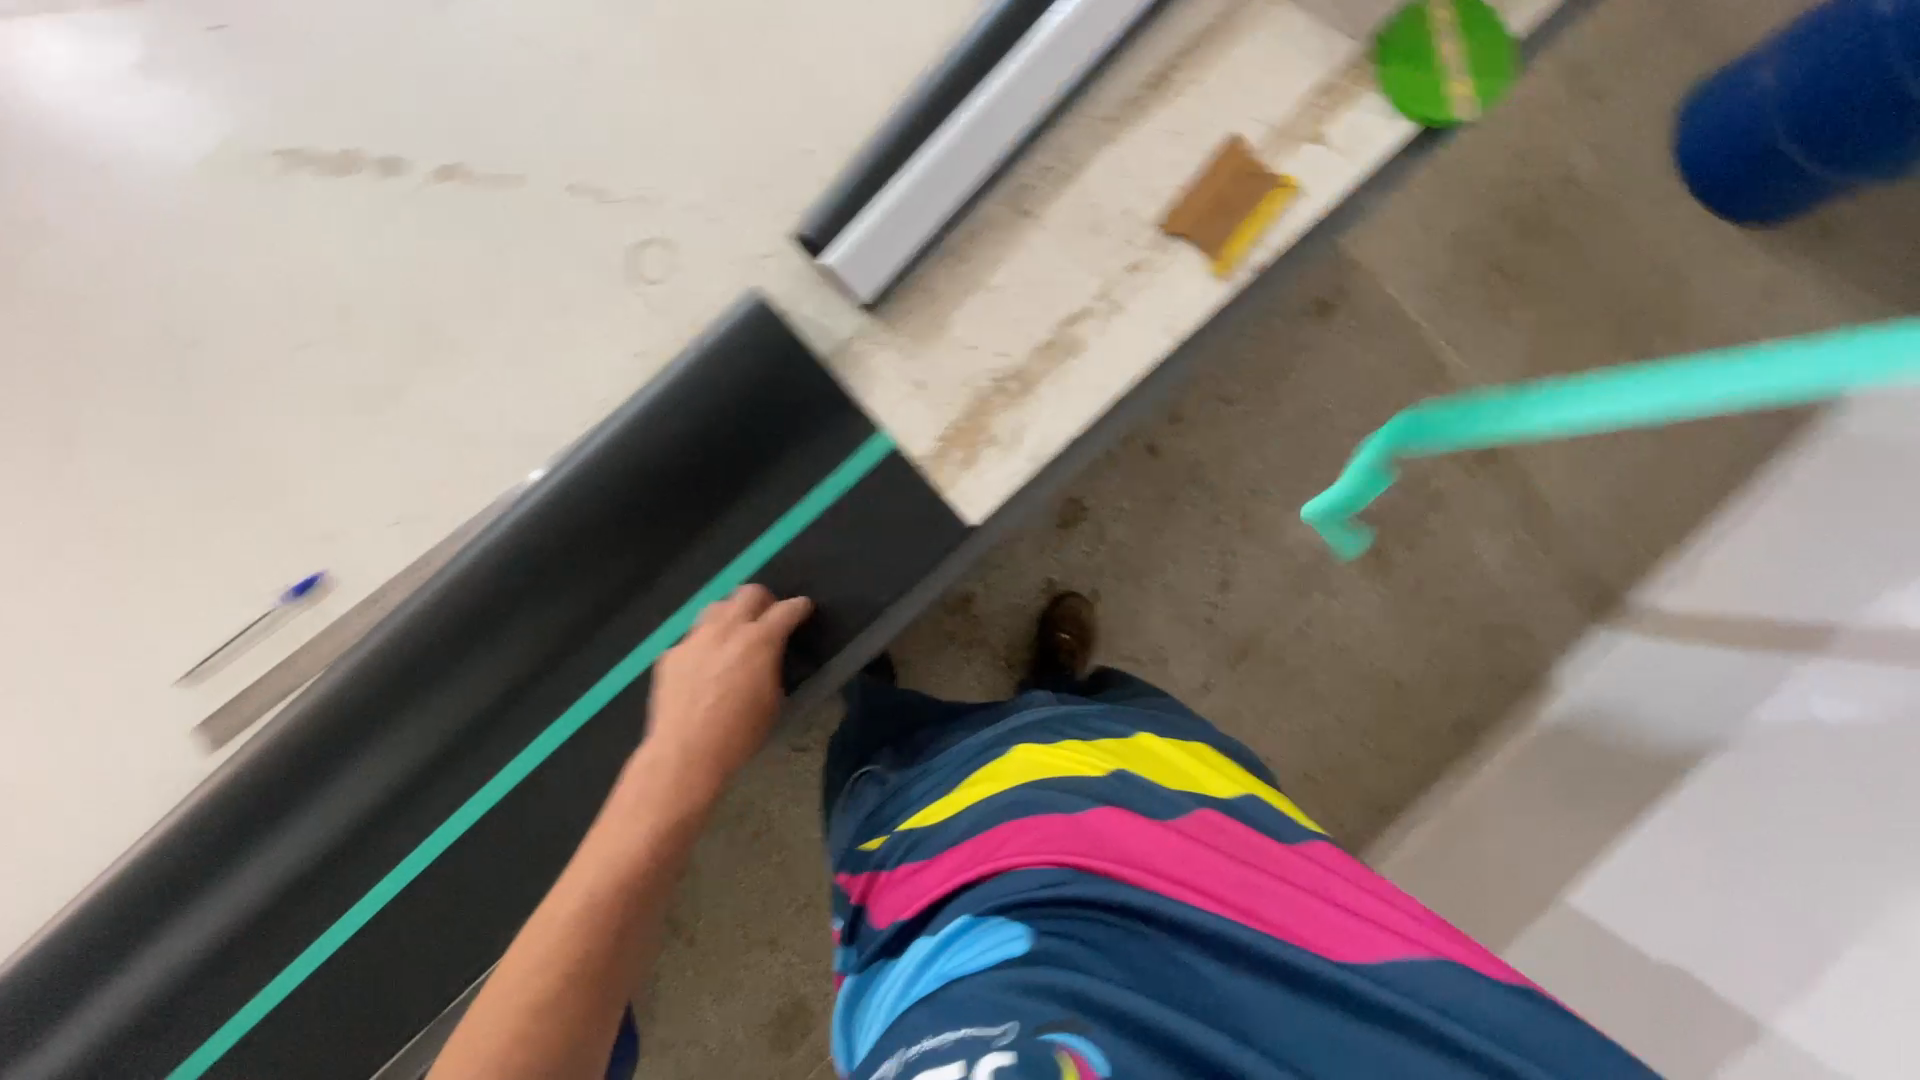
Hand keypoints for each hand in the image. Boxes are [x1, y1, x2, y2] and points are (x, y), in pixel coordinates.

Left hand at [635, 585, 812, 792]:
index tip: (804, 608)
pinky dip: (705, 643)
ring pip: (716, 607)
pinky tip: (704, 665)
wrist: (684, 752)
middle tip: (768, 615)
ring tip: (734, 633)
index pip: (786, 609)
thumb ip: (773, 668)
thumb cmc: (739, 734)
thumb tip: (771, 657)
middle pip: (748, 593)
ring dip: (731, 614)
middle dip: (764, 599)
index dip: (799, 606)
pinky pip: (692, 637)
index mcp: (759, 641)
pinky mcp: (671, 654)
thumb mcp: (773, 702)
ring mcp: (694, 639)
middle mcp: (726, 630)